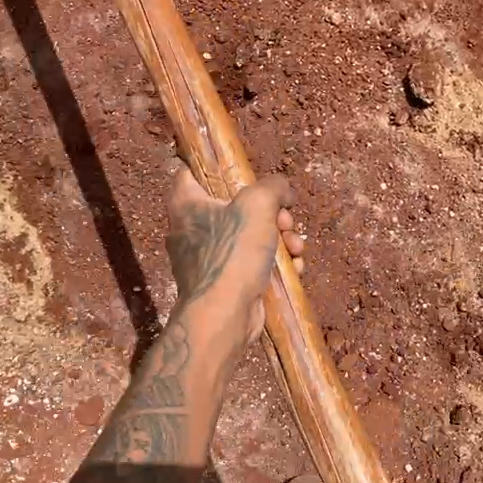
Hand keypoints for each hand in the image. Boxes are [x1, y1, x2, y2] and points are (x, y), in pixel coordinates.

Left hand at [166, 168, 303, 348]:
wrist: (224, 315)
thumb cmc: (233, 253)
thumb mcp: (258, 205)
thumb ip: (273, 187)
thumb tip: (283, 190)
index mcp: (186, 204)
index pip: (188, 172)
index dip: (214, 168)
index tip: (242, 172)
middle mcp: (190, 230)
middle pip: (233, 207)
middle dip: (270, 213)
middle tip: (286, 221)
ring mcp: (206, 260)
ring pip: (247, 237)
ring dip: (280, 240)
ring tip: (296, 249)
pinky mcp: (223, 284)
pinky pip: (250, 265)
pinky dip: (274, 265)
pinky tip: (293, 269)